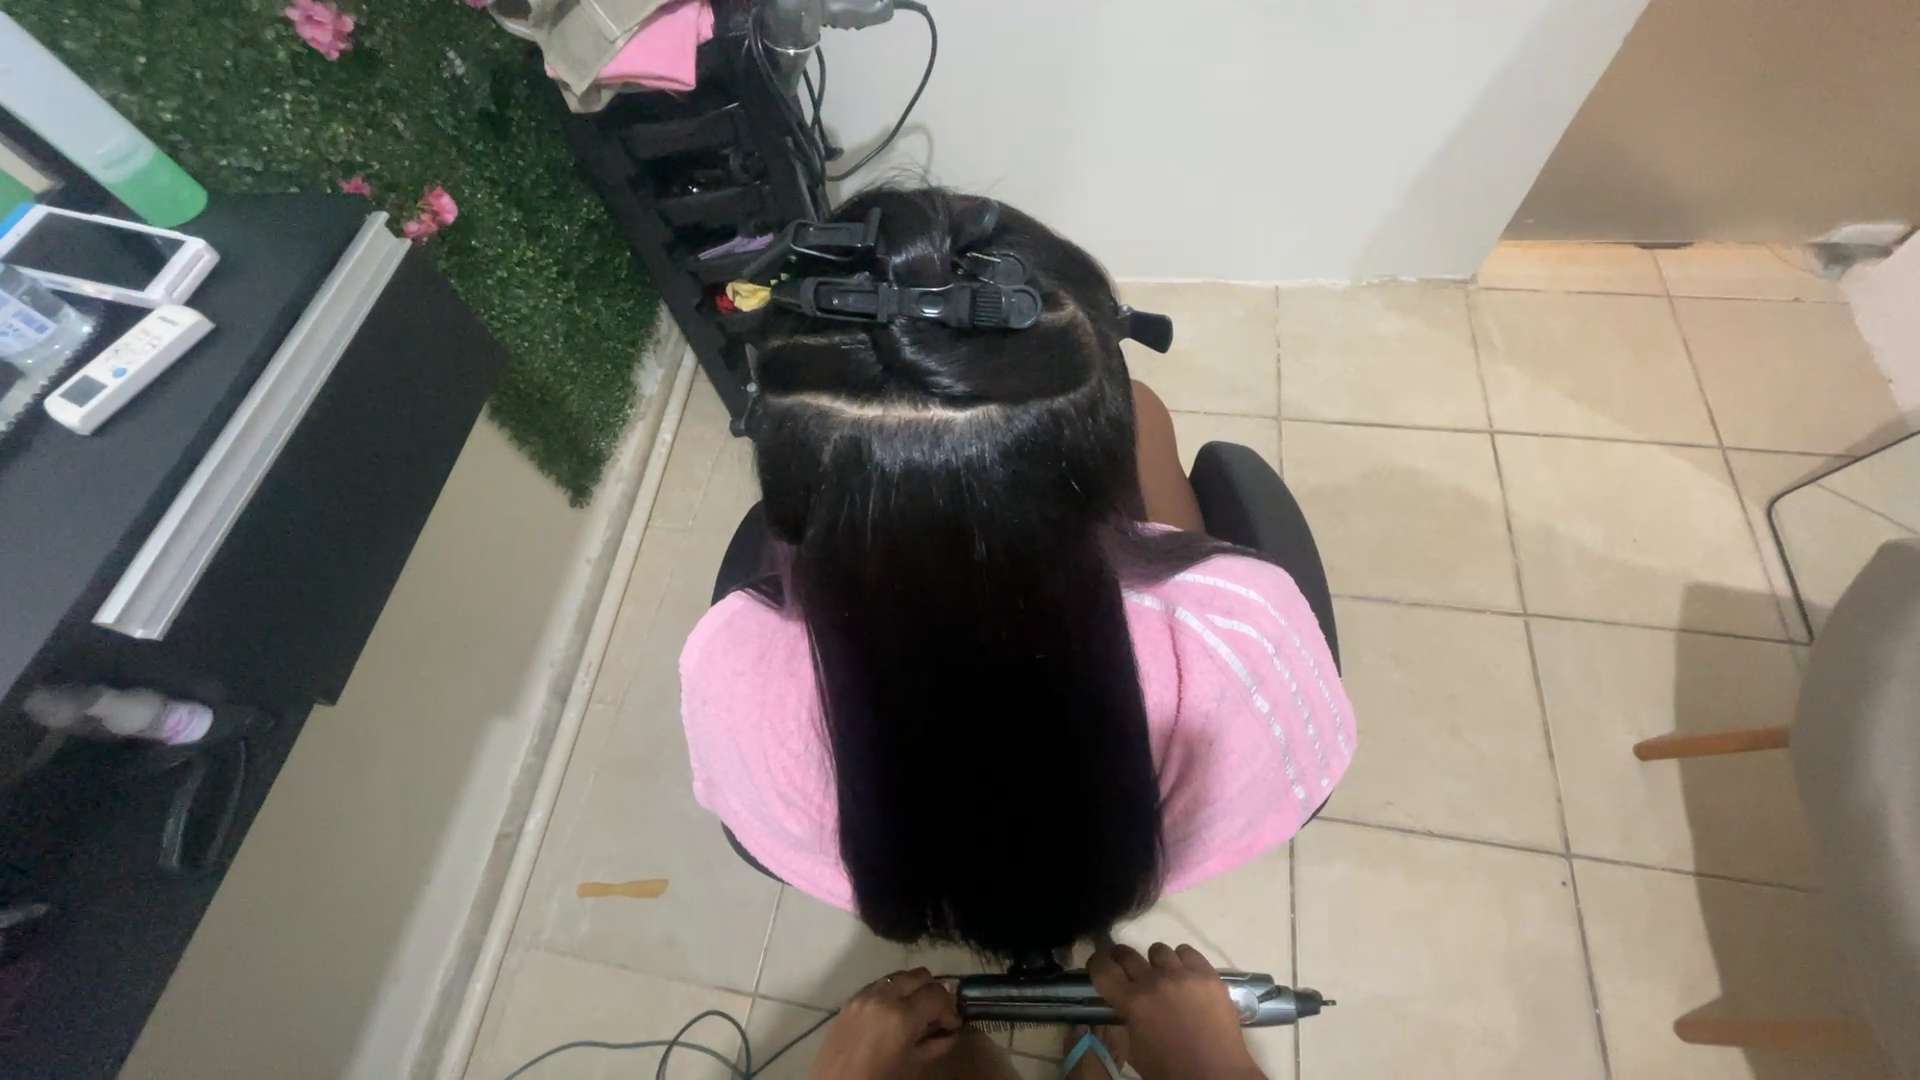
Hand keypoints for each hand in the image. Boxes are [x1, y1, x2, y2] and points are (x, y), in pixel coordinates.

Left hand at [808, 968, 959, 1079]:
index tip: (951, 1024)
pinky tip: (891, 1012)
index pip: (937, 993)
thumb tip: (951, 1033)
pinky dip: (891, 991)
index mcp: (901, 1017)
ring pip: (899, 974)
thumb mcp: (911, 1068)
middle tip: (935, 1014)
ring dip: (912, 988)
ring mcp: (864, 994)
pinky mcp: (851, 998)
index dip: (949, 1007)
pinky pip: (879, 983)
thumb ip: (934, 1046)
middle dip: (932, 991)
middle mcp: (884, 996)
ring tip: (913, 1011)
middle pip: (920, 974)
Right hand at [1087, 943, 1266, 1079]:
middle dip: (1122, 961)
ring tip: (1165, 980)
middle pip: (1127, 953)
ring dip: (1156, 964)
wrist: (1217, 1078)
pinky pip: (1187, 952)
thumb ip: (1124, 1019)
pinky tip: (1186, 978)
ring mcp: (1182, 975)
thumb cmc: (1171, 1072)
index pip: (1102, 968)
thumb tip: (1119, 1001)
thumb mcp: (1135, 1051)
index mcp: (1133, 1003)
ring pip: (1158, 949)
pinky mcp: (1207, 974)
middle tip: (1129, 972)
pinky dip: (1182, 962)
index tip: (1098, 967)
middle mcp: (1154, 981)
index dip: (1096, 964)